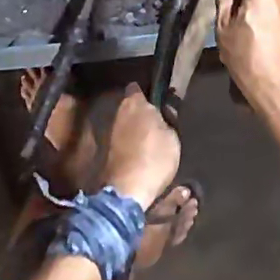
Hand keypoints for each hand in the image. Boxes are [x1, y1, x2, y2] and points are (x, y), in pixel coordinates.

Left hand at [97, 84, 180, 207]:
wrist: (128, 190)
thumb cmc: (154, 158)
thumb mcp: (172, 137)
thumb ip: (166, 120)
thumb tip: (160, 113)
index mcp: (135, 103)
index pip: (137, 88)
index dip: (146, 93)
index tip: (157, 101)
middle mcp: (119, 112)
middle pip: (130, 106)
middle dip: (140, 112)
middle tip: (157, 123)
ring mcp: (110, 132)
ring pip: (126, 124)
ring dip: (134, 129)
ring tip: (151, 141)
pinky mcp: (107, 151)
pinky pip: (122, 140)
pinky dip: (130, 144)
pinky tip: (141, 154)